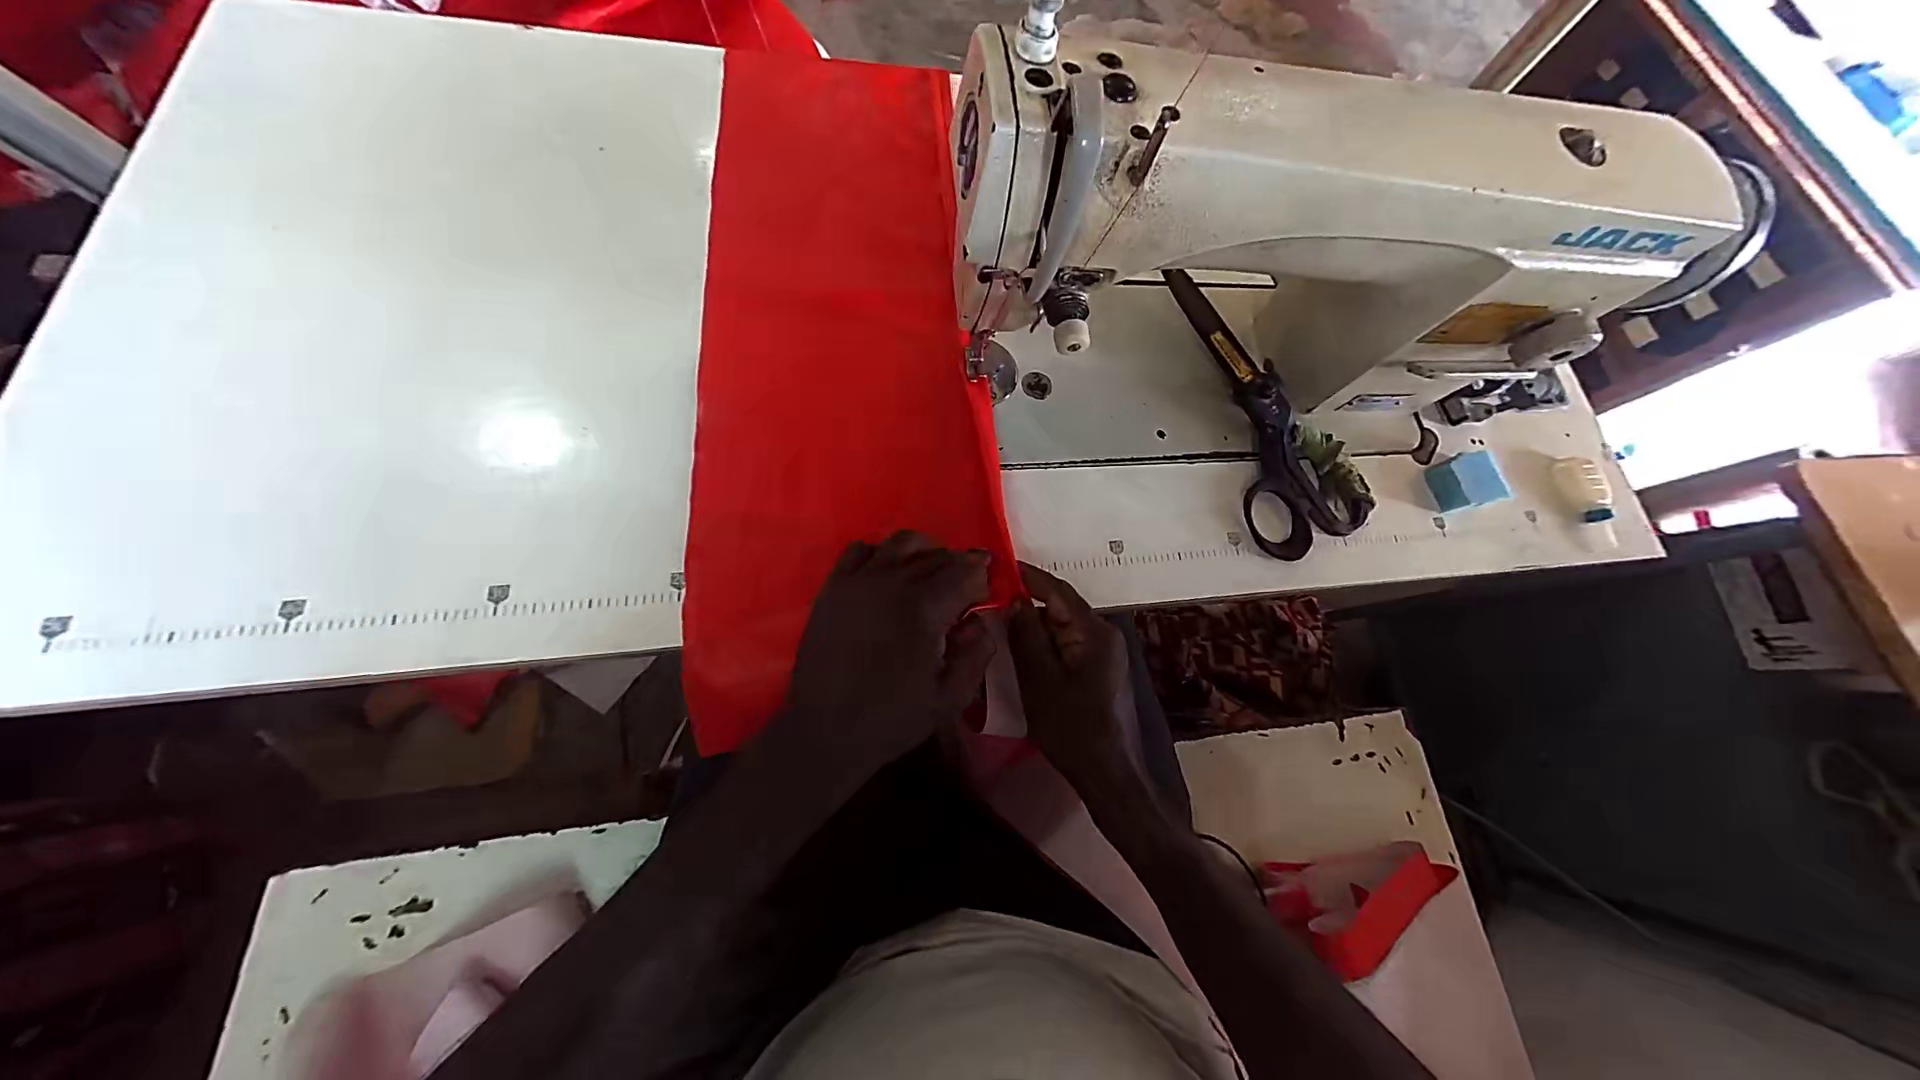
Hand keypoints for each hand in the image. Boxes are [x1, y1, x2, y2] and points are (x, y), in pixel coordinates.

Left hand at [782, 531, 995, 774]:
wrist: (825, 731)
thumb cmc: (892, 719)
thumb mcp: (950, 697)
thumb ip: (976, 652)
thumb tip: (980, 618)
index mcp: (924, 608)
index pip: (966, 571)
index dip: (983, 577)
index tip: (986, 591)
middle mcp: (892, 582)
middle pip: (937, 555)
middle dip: (958, 566)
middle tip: (965, 589)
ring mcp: (858, 581)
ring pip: (901, 543)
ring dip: (924, 553)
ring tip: (929, 576)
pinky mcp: (833, 587)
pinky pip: (861, 550)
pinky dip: (882, 554)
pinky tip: (887, 576)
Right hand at [1006, 564, 1142, 795]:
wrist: (1109, 773)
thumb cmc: (1073, 727)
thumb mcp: (1040, 680)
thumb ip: (1026, 636)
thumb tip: (1015, 603)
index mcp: (1094, 632)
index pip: (1058, 591)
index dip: (1028, 576)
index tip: (1000, 566)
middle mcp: (1105, 636)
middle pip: (1061, 610)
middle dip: (1027, 605)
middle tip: (991, 602)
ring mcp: (1106, 655)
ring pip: (1063, 630)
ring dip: (1035, 629)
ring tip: (1001, 628)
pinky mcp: (1100, 673)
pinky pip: (1068, 648)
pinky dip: (1045, 646)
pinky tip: (1024, 656)